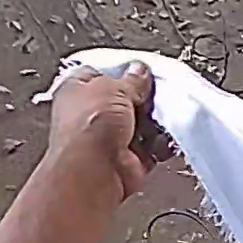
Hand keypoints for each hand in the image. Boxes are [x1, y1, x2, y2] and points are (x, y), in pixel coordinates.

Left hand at [47, 62, 170, 200]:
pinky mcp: (128, 162)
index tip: (142, 72)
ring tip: (160, 118)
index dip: (123, 74)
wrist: (95, 169)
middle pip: (125, 103)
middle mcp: (92, 118)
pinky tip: (164, 139)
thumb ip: (131, 80)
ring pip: (140, 127)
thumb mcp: (114, 88)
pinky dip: (159, 146)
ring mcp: (110, 142)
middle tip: (154, 97)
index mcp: (78, 92)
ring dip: (153, 124)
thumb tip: (140, 72)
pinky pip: (150, 150)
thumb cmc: (89, 126)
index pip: (103, 76)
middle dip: (143, 101)